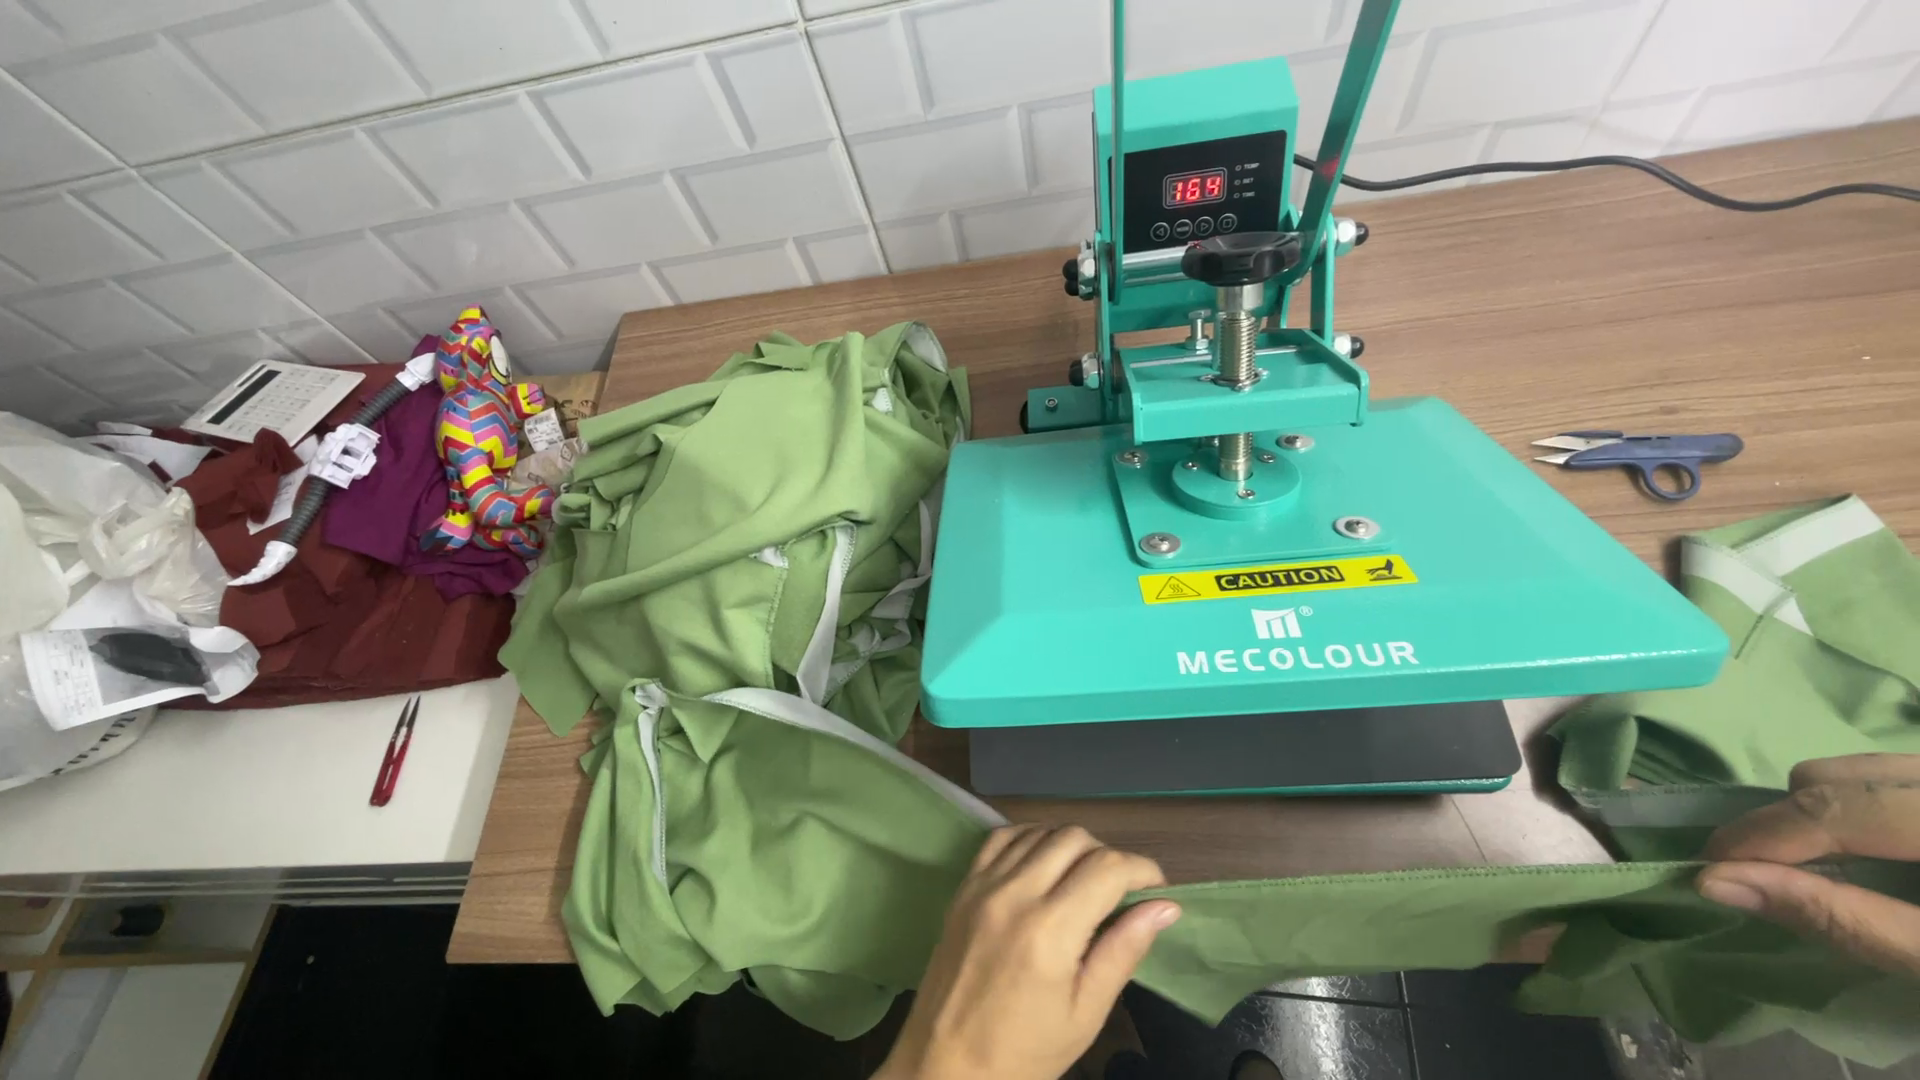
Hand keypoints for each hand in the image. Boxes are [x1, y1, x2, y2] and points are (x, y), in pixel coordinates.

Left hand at [875, 824, 1180, 1079]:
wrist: (946, 1063)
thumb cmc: (1024, 1051)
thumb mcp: (1085, 1013)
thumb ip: (1124, 951)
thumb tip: (1165, 907)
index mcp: (1050, 929)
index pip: (1108, 868)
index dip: (1141, 870)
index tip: (1155, 890)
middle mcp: (1015, 893)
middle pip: (1076, 838)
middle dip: (1109, 856)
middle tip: (1119, 892)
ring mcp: (984, 884)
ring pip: (1041, 831)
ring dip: (1072, 846)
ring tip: (1083, 880)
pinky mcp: (964, 885)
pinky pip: (1003, 837)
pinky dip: (1032, 838)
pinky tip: (1044, 863)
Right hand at [1697, 753, 1919, 976]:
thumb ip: (1843, 920)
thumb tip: (1712, 882)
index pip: (1833, 809)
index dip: (1760, 837)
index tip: (1709, 871)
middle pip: (1832, 778)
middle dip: (1786, 823)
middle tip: (1765, 875)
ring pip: (1854, 768)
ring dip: (1820, 811)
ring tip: (1826, 865)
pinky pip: (1883, 776)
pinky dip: (1858, 806)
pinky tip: (1875, 852)